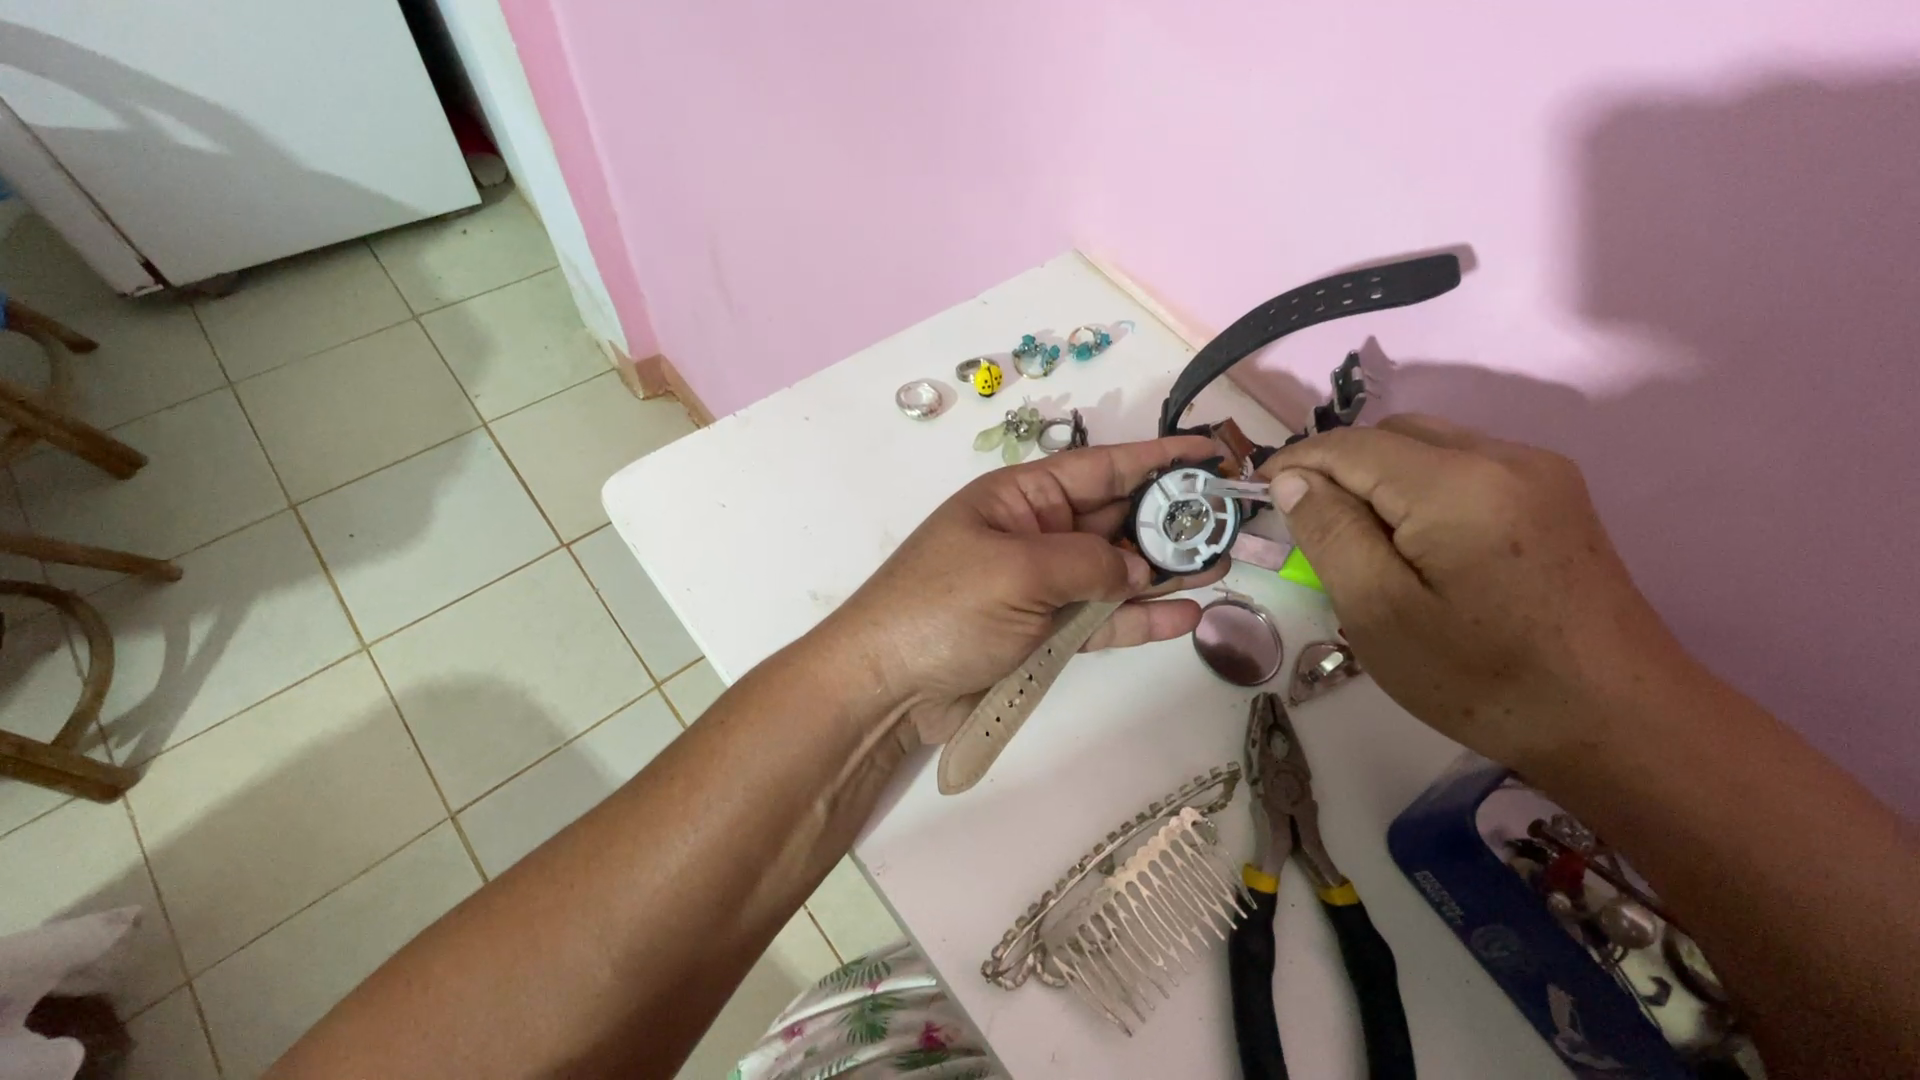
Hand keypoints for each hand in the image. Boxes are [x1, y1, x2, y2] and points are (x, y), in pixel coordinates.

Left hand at [819, 437, 1229, 744]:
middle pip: (1117, 518)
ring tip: (1222, 564)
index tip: (1212, 453)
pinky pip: (1103, 620)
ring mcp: (1044, 586)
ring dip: (1166, 570)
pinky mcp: (1046, 634)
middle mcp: (1038, 534)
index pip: (1102, 467)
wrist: (888, 686)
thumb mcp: (1016, 570)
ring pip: (1118, 572)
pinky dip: (1141, 619)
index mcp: (1022, 498)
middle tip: (1230, 523)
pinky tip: (1186, 615)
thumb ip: (1088, 563)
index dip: (1159, 459)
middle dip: (1173, 519)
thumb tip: (1135, 570)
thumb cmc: (942, 608)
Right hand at [1258, 415, 1686, 770]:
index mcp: (1456, 485)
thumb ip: (1330, 534)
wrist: (1617, 721)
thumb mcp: (1380, 613)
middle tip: (1308, 523)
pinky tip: (1418, 540)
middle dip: (1339, 466)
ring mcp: (1540, 473)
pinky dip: (1421, 486)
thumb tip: (1294, 480)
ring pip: (1431, 446)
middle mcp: (1504, 457)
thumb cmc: (1482, 677)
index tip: (1258, 490)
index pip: (1352, 446)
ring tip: (1360, 536)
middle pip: (1393, 434)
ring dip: (1380, 475)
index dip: (1297, 460)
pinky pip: (1466, 466)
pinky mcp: (1557, 496)